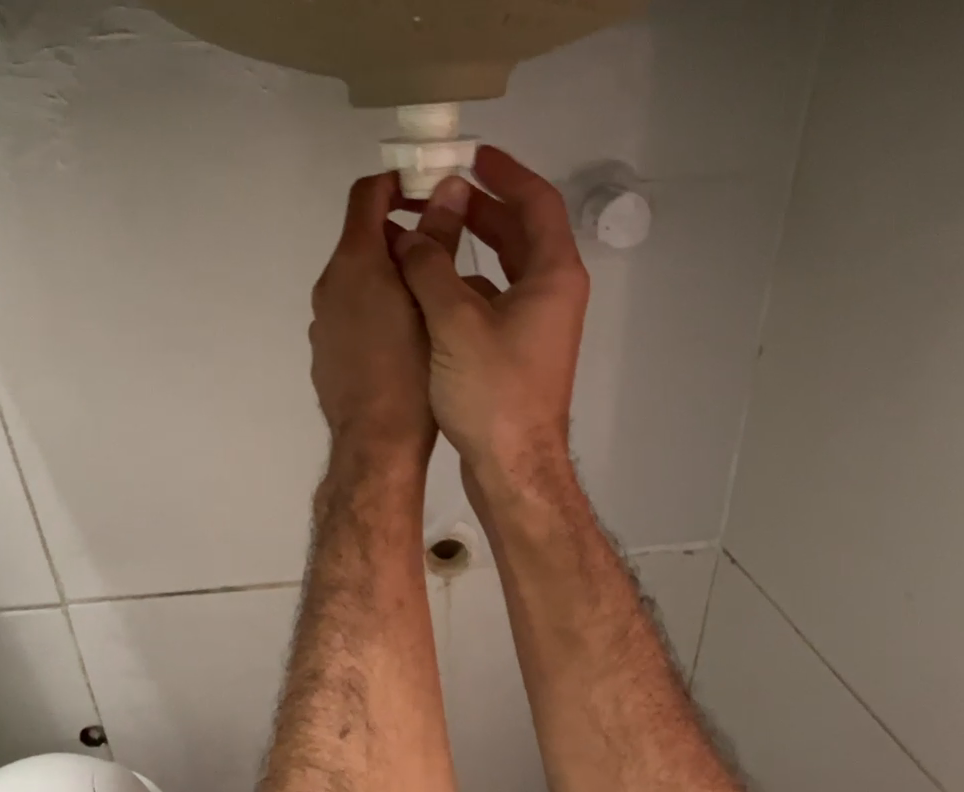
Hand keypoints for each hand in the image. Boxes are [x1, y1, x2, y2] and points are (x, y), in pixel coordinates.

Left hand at [309, 171, 436, 467]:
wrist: (376, 444)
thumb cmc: (413, 372)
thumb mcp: (435, 303)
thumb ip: (438, 242)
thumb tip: (447, 189)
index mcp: (355, 263)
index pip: (367, 195)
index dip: (398, 183)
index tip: (430, 191)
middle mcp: (329, 285)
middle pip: (362, 240)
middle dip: (401, 236)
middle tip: (443, 256)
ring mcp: (321, 321)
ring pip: (357, 281)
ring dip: (388, 277)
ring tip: (428, 303)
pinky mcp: (323, 351)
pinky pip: (350, 315)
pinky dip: (374, 310)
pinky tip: (402, 343)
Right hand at [391, 146, 589, 492]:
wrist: (514, 466)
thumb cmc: (493, 392)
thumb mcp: (455, 322)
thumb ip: (430, 268)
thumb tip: (410, 230)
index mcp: (553, 275)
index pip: (536, 201)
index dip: (504, 172)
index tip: (469, 154)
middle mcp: (553, 293)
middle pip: (521, 232)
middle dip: (478, 207)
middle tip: (434, 191)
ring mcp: (538, 324)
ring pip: (505, 267)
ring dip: (468, 246)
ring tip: (425, 231)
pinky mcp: (518, 351)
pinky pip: (493, 299)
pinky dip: (465, 284)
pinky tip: (431, 286)